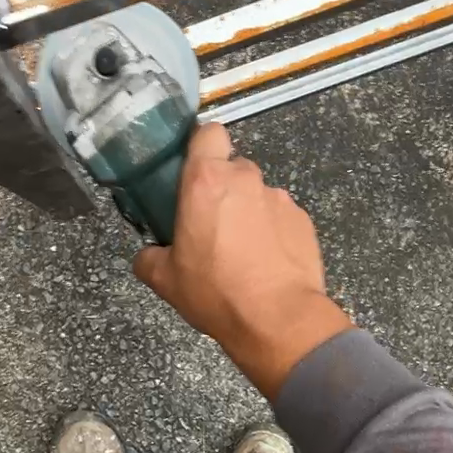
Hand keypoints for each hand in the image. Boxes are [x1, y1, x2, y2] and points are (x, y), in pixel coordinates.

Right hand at [133, 125, 352, 398]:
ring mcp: (280, 199)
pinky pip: (282, 219)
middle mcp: (246, 180)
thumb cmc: (218, 293)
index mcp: (206, 181)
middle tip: (213, 228)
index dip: (203, 147)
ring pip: (259, 196)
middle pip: (234, 169)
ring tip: (244, 255)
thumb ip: (149, 258)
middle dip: (224, 191)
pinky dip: (275, 234)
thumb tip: (148, 256)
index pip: (208, 133)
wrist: (278, 319)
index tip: (195, 172)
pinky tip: (268, 265)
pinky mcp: (304, 222)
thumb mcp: (166, 281)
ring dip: (250, 215)